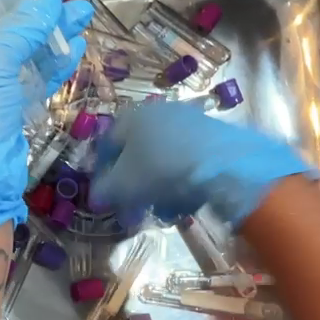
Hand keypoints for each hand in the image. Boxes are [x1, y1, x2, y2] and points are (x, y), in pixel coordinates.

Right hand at [89, 99, 312, 223]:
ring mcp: (189, 119)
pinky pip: (188, 158)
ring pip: (164, 155)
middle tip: (136, 204)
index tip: (109, 194)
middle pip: (138, 150)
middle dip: (135, 180)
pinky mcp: (214, 132)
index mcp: (130, 118)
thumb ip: (104, 191)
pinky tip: (186, 199)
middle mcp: (158, 112)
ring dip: (159, 182)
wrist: (222, 164)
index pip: (107, 144)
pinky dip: (182, 178)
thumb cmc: (159, 170)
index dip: (104, 172)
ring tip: (164, 207)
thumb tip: (97, 196)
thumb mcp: (122, 186)